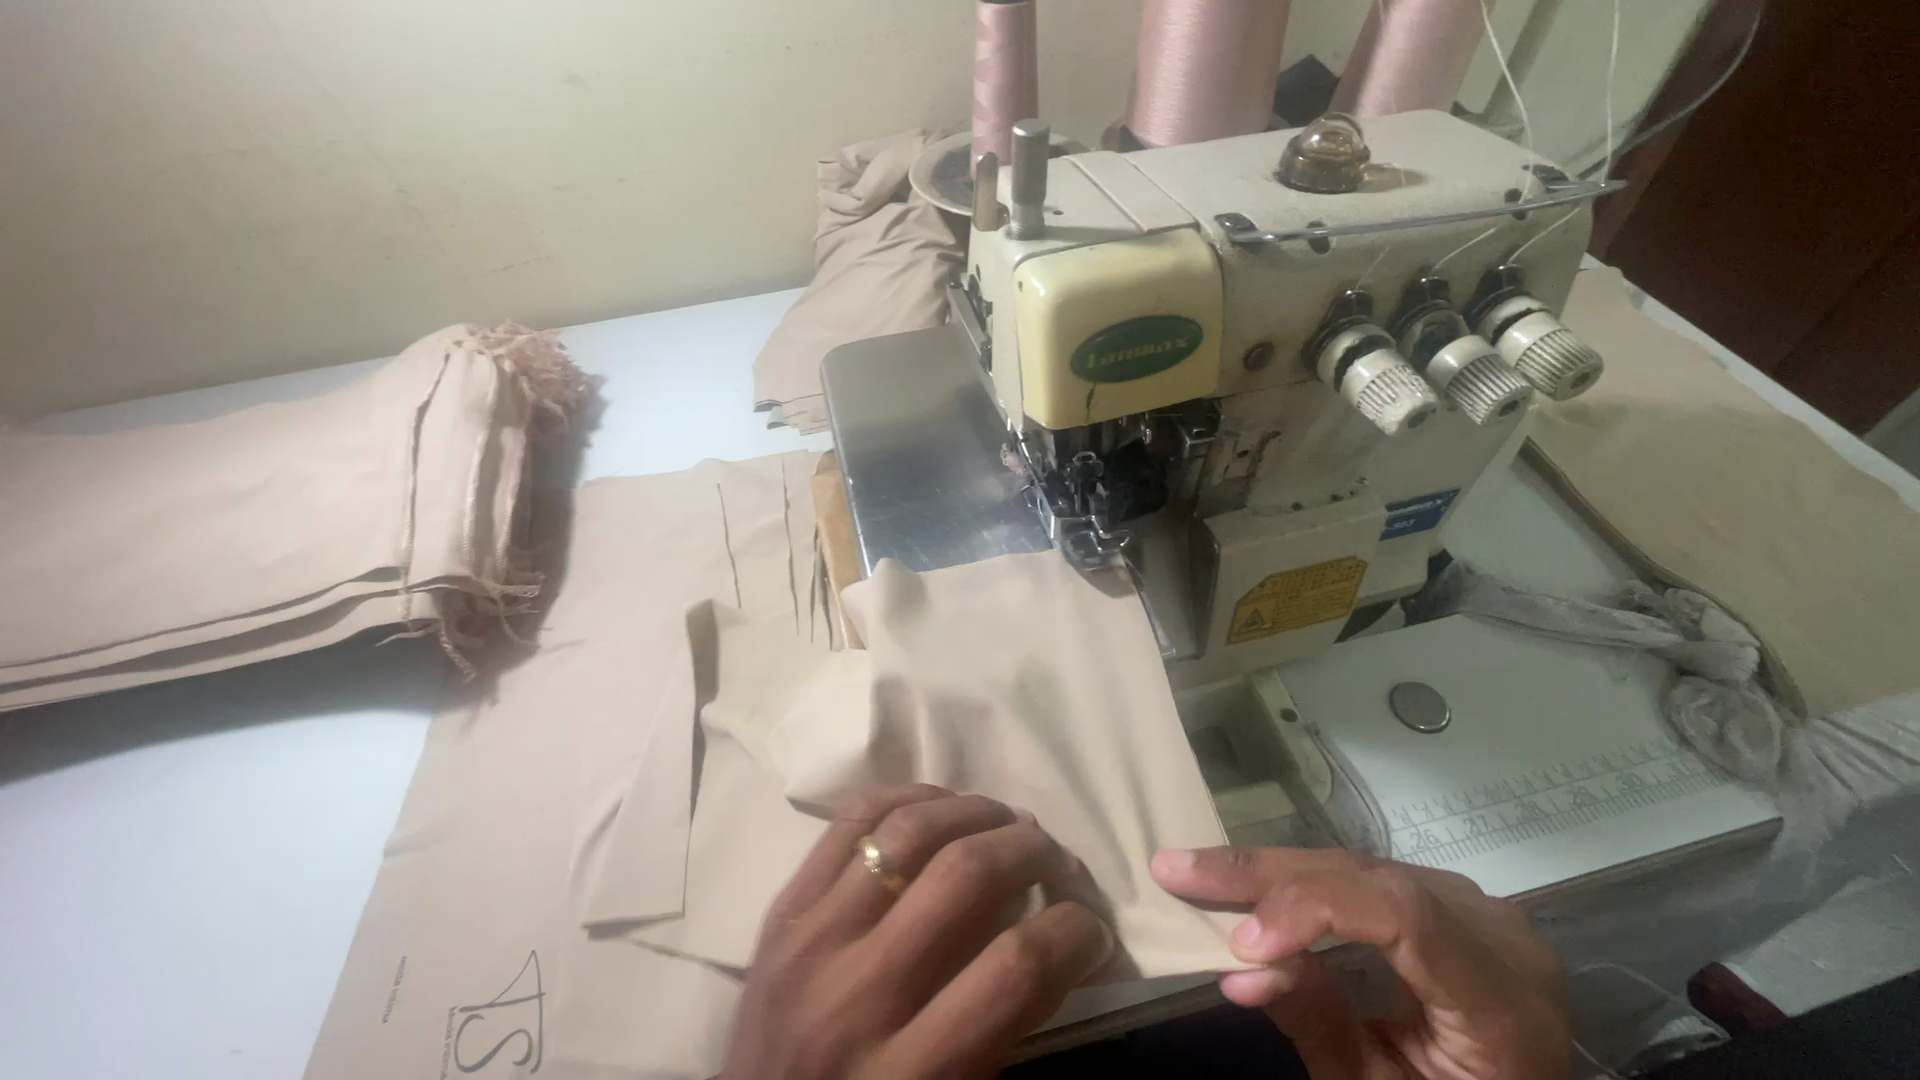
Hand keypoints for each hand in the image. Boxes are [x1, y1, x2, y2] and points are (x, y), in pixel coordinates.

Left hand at [722, 785, 1113, 1079]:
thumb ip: (1003, 1028)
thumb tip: (1060, 938)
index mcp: (910, 1074)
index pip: (1015, 969)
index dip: (1074, 933)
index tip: (1091, 927)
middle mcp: (858, 995)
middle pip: (965, 878)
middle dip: (1032, 853)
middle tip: (1056, 860)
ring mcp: (812, 938)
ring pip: (909, 832)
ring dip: (975, 812)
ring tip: (1007, 822)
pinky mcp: (783, 906)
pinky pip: (851, 821)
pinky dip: (907, 796)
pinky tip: (941, 804)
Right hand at [1151, 847, 1569, 1079]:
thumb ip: (1317, 1024)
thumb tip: (1236, 970)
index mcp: (1501, 1003)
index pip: (1403, 915)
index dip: (1312, 908)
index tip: (1239, 941)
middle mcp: (1497, 934)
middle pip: (1369, 878)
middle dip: (1266, 876)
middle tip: (1178, 871)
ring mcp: (1474, 909)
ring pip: (1356, 867)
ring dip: (1271, 872)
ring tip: (1196, 872)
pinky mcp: (1445, 901)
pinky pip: (1363, 878)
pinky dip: (1299, 882)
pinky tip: (1249, 882)